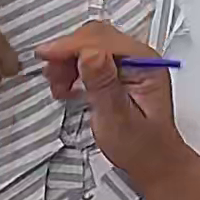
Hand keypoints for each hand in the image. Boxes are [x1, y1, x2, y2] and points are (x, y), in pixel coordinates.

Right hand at [35, 21, 192, 187]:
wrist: (153, 162)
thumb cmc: (141, 147)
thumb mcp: (117, 119)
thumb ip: (103, 84)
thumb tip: (89, 54)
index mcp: (144, 63)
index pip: (101, 41)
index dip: (70, 46)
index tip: (46, 56)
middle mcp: (138, 57)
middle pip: (94, 37)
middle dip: (67, 53)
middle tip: (51, 76)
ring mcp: (128, 62)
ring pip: (89, 45)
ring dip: (68, 61)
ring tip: (59, 86)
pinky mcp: (117, 70)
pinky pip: (90, 57)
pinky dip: (73, 67)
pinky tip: (66, 85)